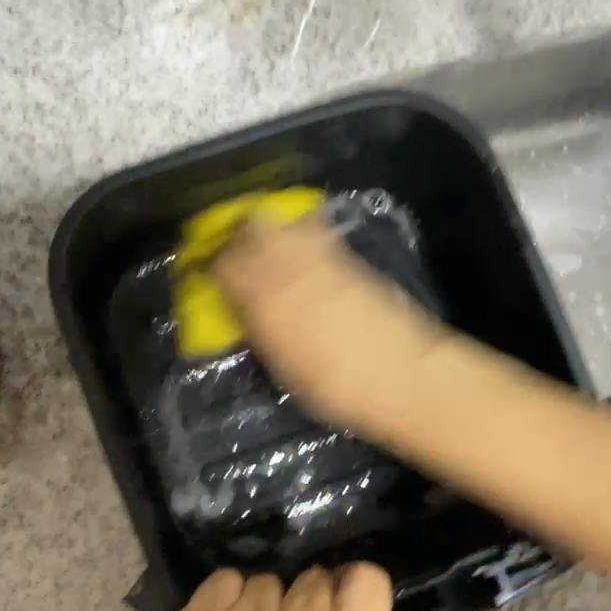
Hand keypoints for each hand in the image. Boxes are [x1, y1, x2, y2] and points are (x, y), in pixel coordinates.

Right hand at [211, 212, 452, 430]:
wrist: (402, 376)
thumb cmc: (335, 388)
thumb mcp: (282, 368)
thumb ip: (259, 331)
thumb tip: (244, 313)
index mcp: (263, 301)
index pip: (224, 265)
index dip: (212, 266)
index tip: (209, 275)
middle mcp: (287, 270)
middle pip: (251, 229)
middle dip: (237, 236)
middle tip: (234, 253)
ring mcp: (320, 260)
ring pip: (282, 223)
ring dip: (269, 229)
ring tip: (266, 245)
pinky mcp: (349, 260)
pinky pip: (315, 233)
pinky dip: (300, 234)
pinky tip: (300, 249)